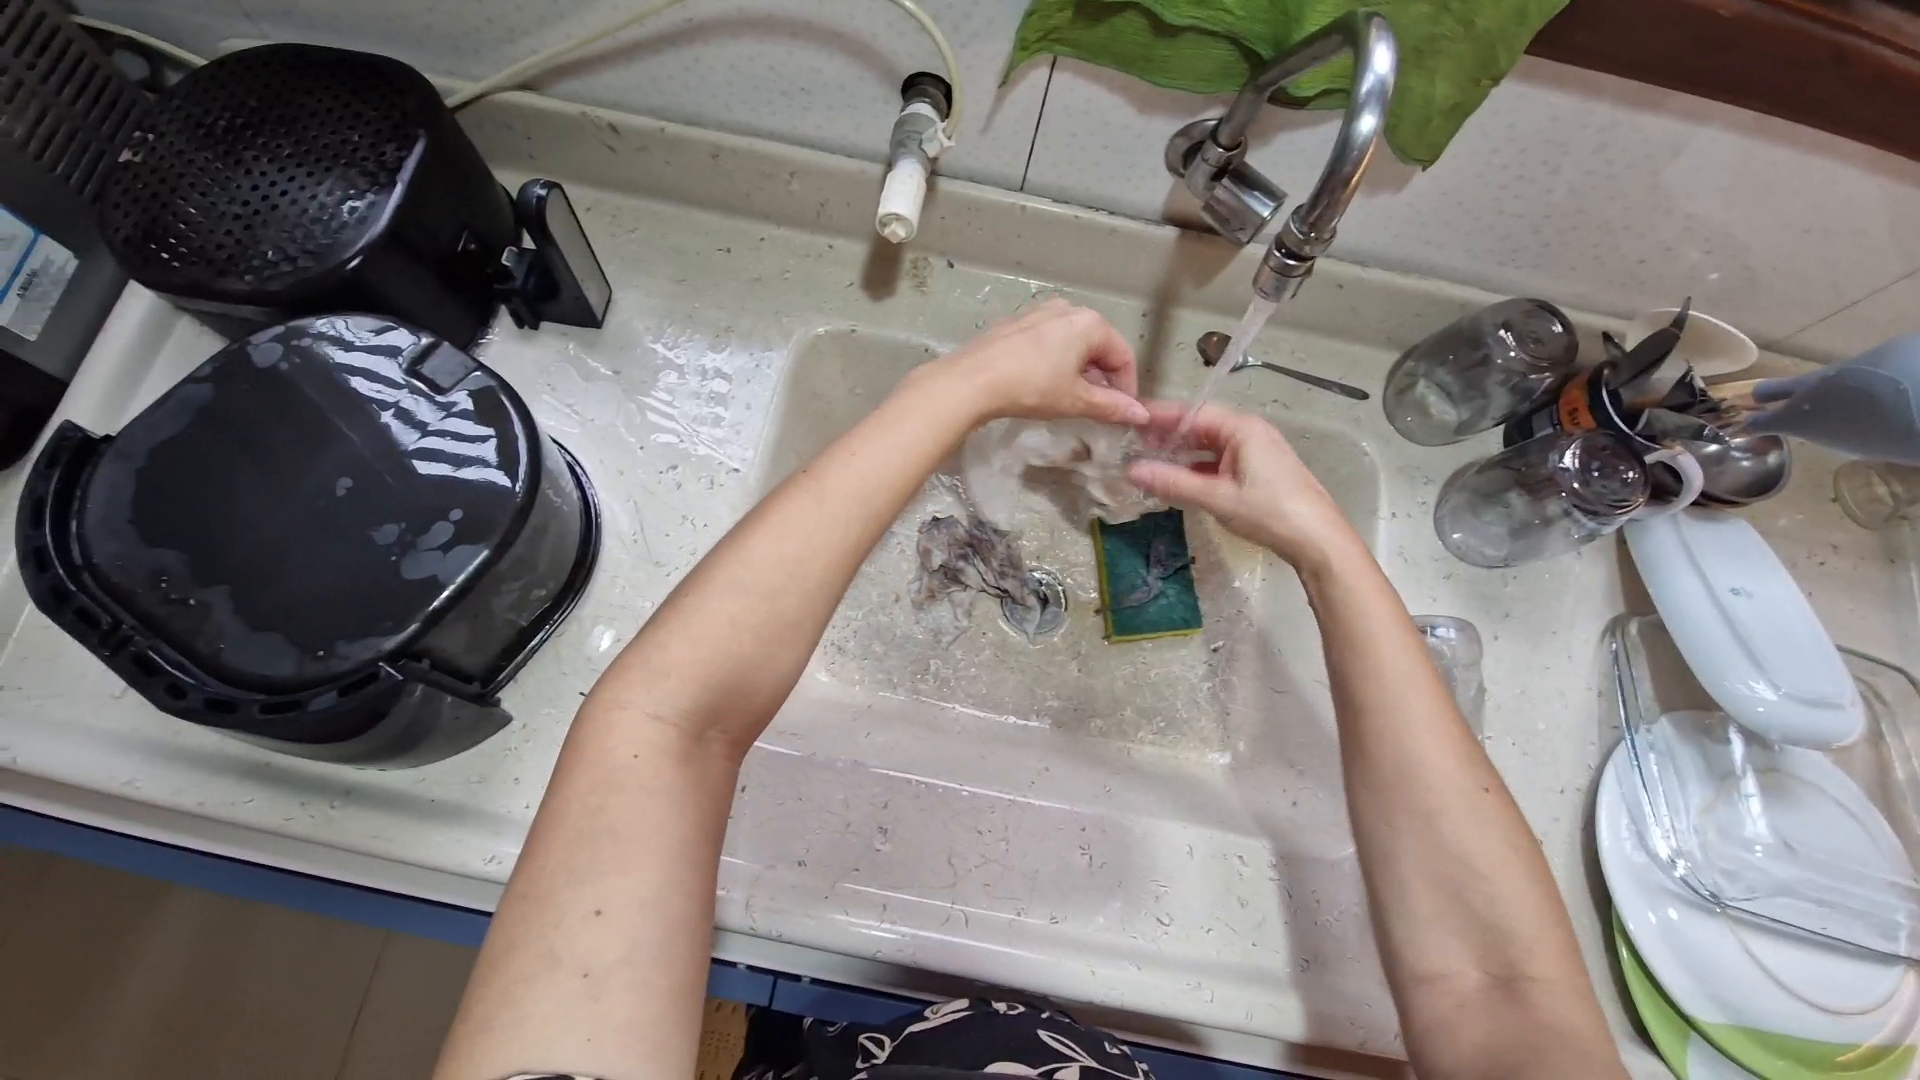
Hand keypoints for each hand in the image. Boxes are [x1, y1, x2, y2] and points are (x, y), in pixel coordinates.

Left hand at [915, 299, 1146, 425]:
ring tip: (1071, 399)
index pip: (1123, 355)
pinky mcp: (1016, 323)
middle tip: (1098, 408)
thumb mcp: (1075, 401)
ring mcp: (1039, 312)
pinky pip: (1049, 341)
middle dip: (1103, 378)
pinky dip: (1056, 362)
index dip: (1128, 387)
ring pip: (1073, 343)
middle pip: (1099, 346)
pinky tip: (1044, 384)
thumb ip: (1111, 406)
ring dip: (1079, 371)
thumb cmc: (1031, 388)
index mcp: (1089, 323)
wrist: (971, 380)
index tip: (1123, 413)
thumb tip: (1141, 415)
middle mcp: (1068, 309)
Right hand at [1127, 401, 1360, 572]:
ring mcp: (1256, 452)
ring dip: (1182, 453)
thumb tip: (1132, 471)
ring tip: (1150, 461)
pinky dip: (1198, 467)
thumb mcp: (1217, 497)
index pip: (1193, 412)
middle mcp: (1250, 433)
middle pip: (1201, 426)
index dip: (1161, 416)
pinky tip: (1179, 480)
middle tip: (1134, 443)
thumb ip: (1173, 483)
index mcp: (1243, 428)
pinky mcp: (1258, 471)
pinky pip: (1220, 461)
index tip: (1132, 420)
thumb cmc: (1270, 511)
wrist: (1318, 540)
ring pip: (1210, 446)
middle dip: (1169, 435)